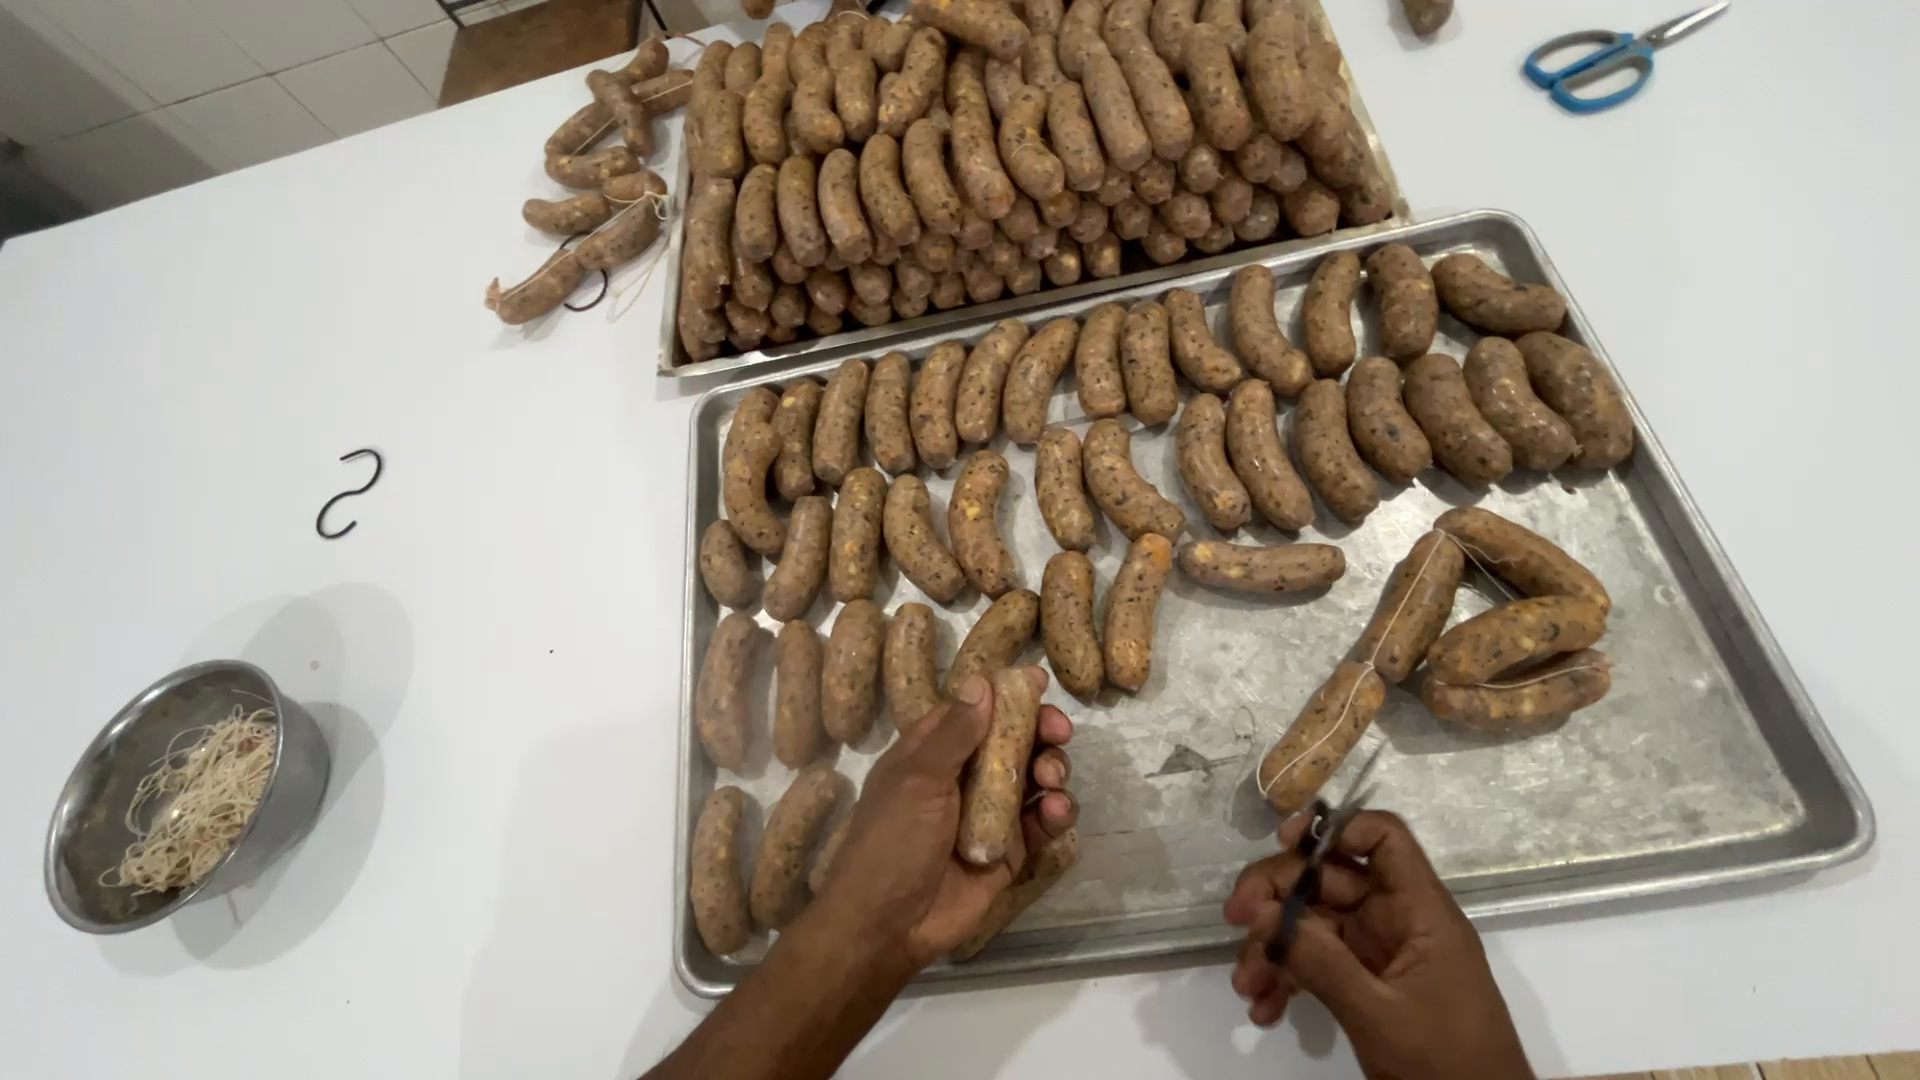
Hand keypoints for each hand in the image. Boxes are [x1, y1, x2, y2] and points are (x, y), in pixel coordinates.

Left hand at [814, 668, 1076, 969]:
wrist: (886, 926)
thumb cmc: (892, 840)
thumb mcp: (918, 779)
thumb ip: (955, 733)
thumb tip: (981, 682)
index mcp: (933, 752)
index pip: (975, 710)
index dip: (1006, 695)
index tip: (1040, 683)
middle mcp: (963, 776)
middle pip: (1012, 740)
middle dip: (1040, 731)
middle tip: (1059, 731)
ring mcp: (989, 813)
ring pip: (1033, 778)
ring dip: (1051, 768)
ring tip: (1051, 778)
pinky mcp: (1009, 849)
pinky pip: (1040, 823)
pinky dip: (1055, 813)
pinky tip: (1057, 811)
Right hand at [1223, 811, 1533, 1079]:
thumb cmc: (1449, 1068)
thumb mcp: (1381, 1016)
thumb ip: (1320, 961)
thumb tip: (1261, 914)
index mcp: (1420, 912)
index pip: (1384, 838)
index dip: (1335, 827)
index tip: (1284, 842)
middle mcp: (1396, 920)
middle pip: (1326, 878)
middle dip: (1275, 896)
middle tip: (1235, 919)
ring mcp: (1377, 951)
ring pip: (1310, 921)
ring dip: (1271, 946)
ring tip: (1246, 982)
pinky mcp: (1362, 982)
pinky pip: (1313, 960)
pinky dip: (1285, 977)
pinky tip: (1264, 1005)